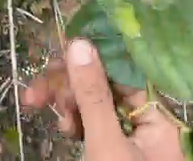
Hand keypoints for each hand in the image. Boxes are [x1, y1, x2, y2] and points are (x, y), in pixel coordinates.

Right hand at [21, 39, 184, 159]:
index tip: (55, 53)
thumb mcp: (105, 145)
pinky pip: (93, 122)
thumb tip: (78, 42)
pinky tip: (62, 129)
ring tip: (44, 112)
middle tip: (35, 93)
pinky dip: (74, 121)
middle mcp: (148, 121)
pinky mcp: (117, 151)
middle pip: (104, 83)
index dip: (89, 57)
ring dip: (66, 101)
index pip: (122, 68)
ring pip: (94, 101)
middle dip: (67, 84)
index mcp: (157, 115)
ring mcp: (132, 138)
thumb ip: (93, 95)